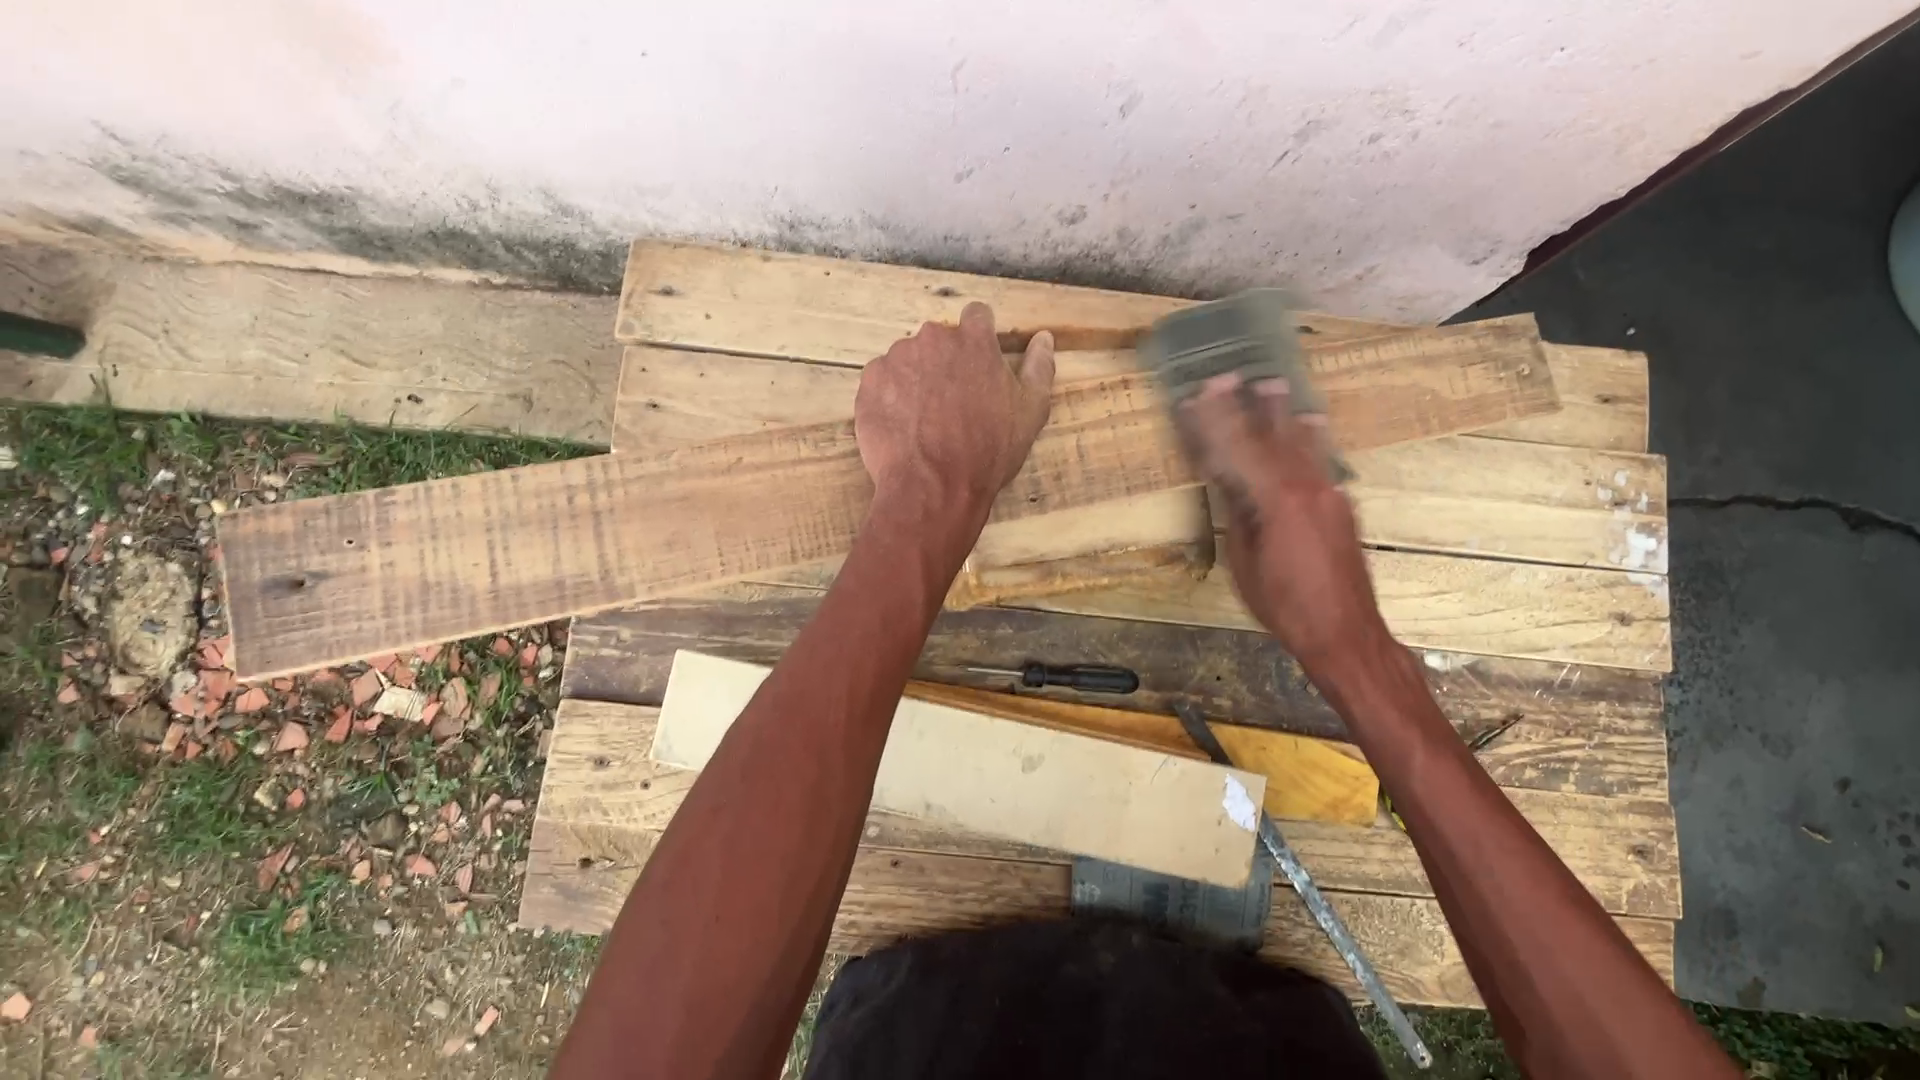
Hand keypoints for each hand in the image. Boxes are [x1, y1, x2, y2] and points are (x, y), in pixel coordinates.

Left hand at [854, 302, 1054, 529]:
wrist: (933, 487)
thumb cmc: (988, 453)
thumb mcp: (1030, 413)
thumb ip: (1039, 368)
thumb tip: (1044, 338)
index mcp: (975, 341)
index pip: (977, 316)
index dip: (978, 338)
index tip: (976, 364)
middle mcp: (935, 338)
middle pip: (939, 340)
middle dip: (944, 364)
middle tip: (950, 405)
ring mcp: (898, 357)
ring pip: (908, 360)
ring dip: (915, 380)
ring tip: (923, 421)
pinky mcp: (870, 381)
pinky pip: (881, 380)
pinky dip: (889, 397)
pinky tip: (902, 427)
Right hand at [1175, 374, 1391, 668]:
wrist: (1345, 631)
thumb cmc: (1284, 604)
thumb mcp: (1244, 560)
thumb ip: (1237, 513)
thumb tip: (1226, 480)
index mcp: (1276, 499)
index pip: (1236, 449)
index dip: (1214, 421)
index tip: (1197, 394)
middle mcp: (1307, 486)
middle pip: (1272, 436)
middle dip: (1249, 405)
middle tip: (1232, 376)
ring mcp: (1330, 494)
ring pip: (1304, 443)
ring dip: (1284, 413)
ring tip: (1274, 385)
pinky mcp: (1342, 506)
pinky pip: (1322, 460)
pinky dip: (1310, 438)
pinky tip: (1311, 425)